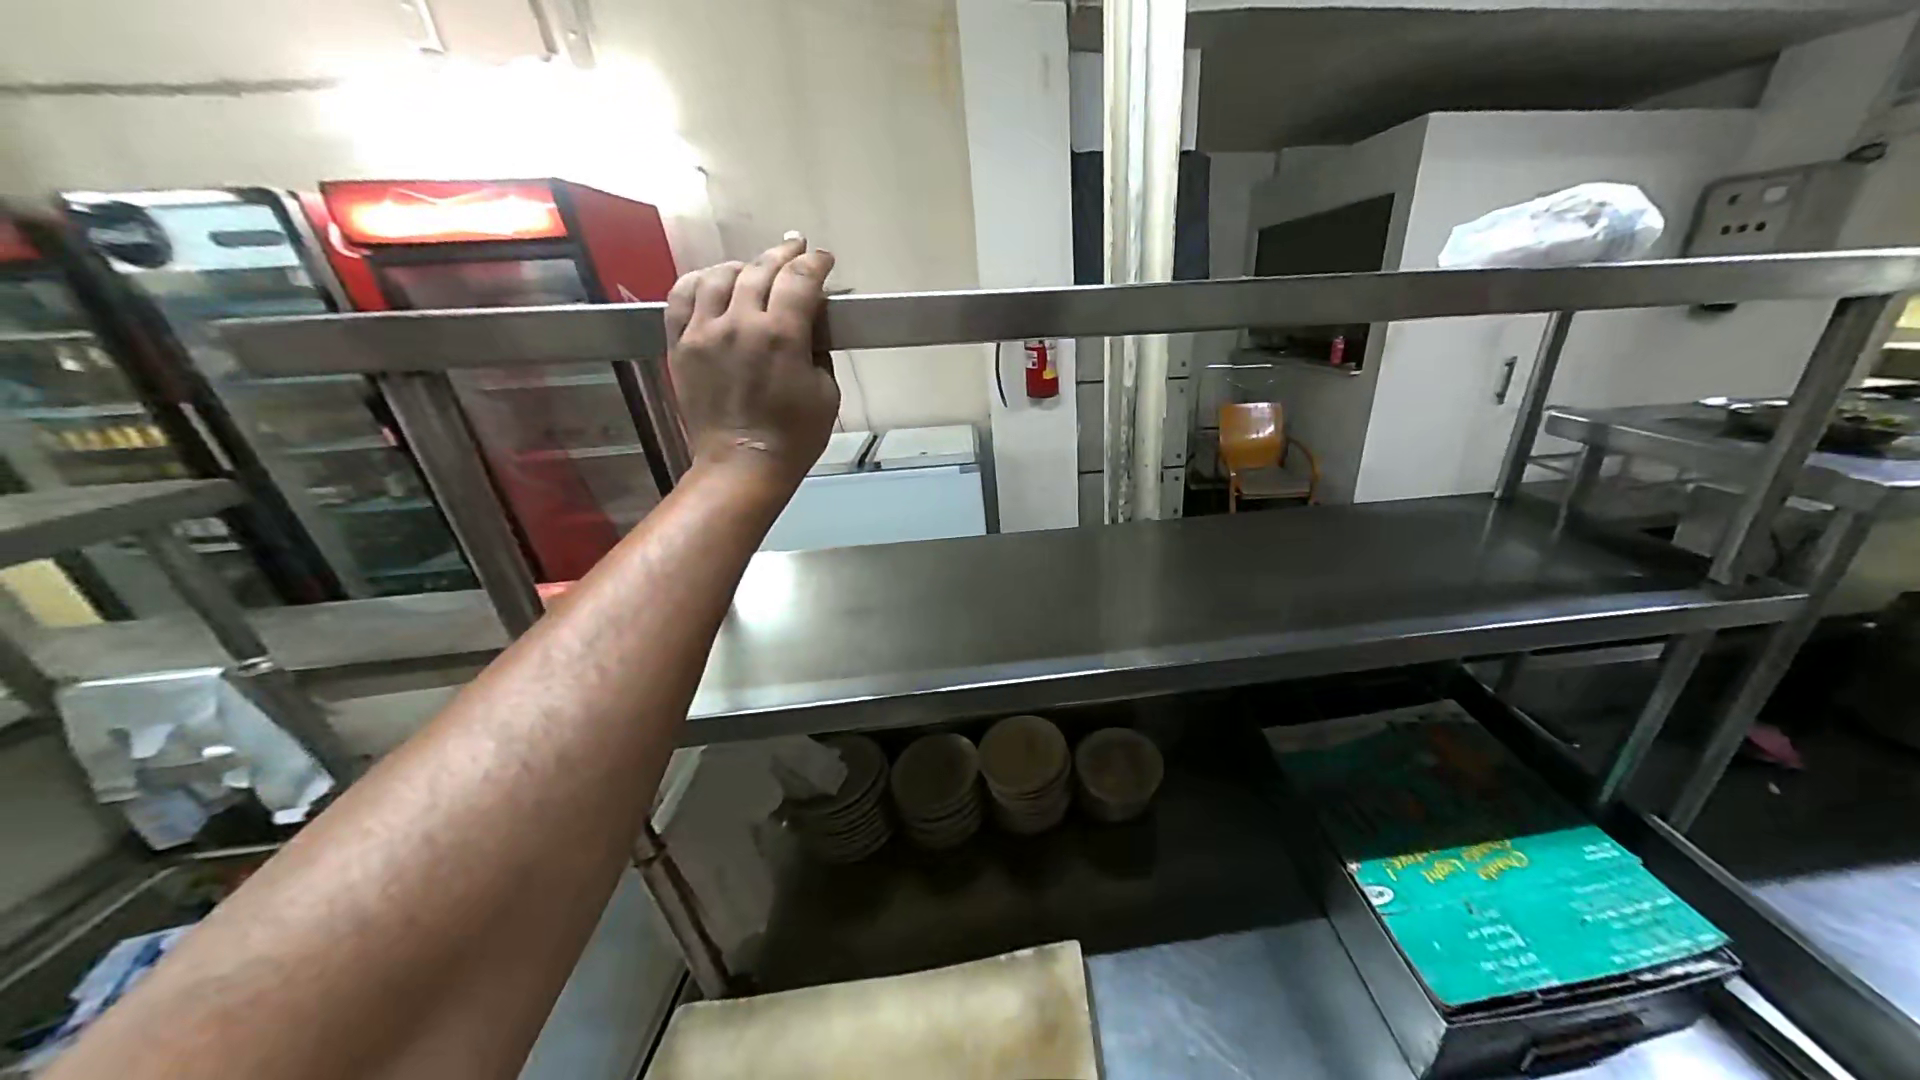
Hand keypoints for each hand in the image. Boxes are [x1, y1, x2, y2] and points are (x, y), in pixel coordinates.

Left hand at [665, 236, 838, 488]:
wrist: (742, 465)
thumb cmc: (794, 437)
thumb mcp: (827, 393)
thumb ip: (818, 350)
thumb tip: (810, 325)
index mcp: (781, 337)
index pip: (800, 279)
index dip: (815, 263)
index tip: (824, 259)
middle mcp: (739, 324)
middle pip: (761, 270)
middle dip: (784, 254)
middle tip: (796, 249)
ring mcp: (704, 333)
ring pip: (720, 275)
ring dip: (743, 265)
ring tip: (755, 268)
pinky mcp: (680, 345)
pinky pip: (682, 296)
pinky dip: (700, 281)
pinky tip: (714, 281)